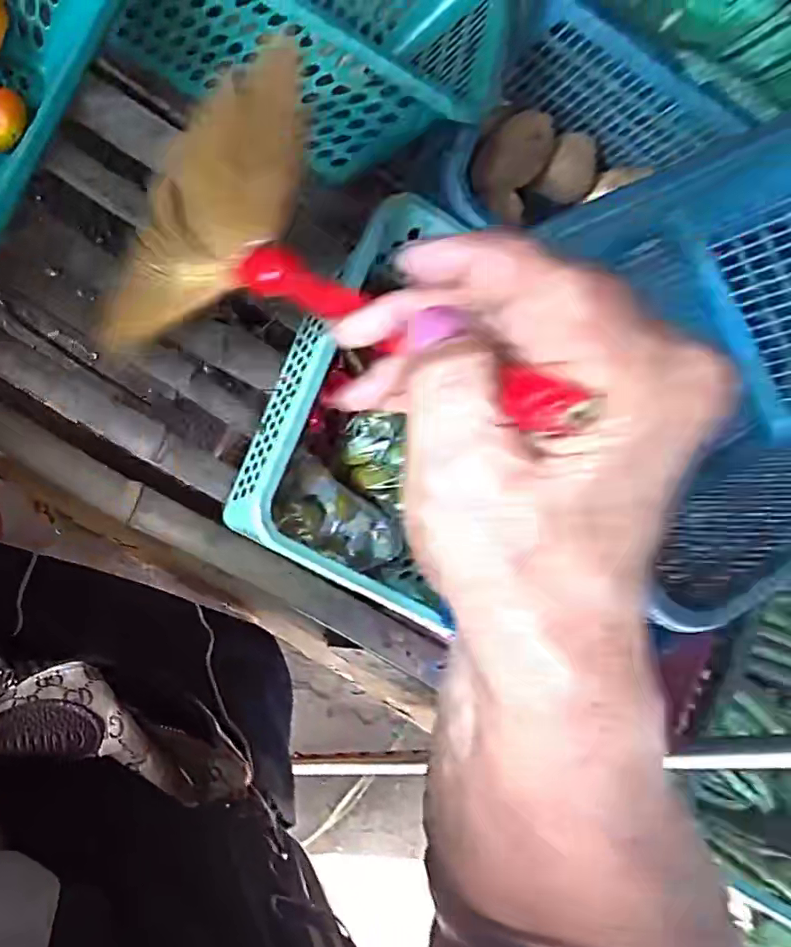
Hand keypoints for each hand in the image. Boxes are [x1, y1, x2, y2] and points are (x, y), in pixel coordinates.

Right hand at [328, 233, 735, 632]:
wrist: (540, 626)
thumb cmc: (502, 555)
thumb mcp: (459, 465)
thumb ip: (447, 378)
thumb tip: (429, 319)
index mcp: (641, 378)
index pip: (552, 286)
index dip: (470, 263)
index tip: (400, 259)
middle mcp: (657, 370)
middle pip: (534, 306)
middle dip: (433, 316)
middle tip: (352, 335)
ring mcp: (633, 394)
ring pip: (517, 337)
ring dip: (431, 353)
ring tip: (361, 388)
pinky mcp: (600, 416)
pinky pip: (520, 370)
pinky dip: (454, 377)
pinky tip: (399, 398)